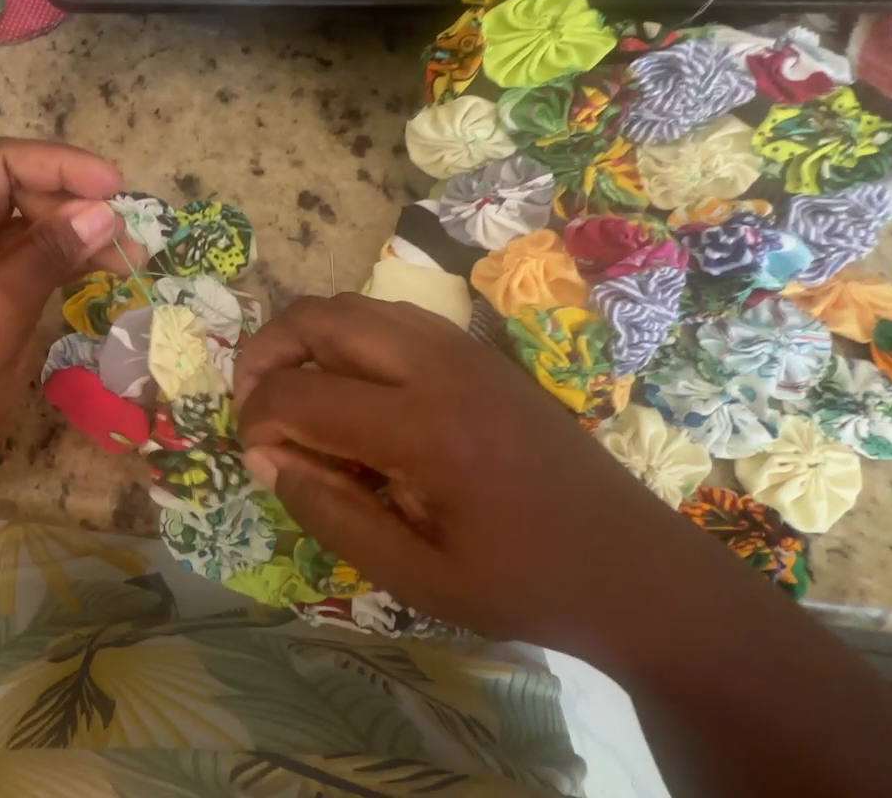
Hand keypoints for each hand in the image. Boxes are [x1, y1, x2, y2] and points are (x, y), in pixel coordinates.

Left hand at [0, 138, 124, 472]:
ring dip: (69, 233)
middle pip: (10, 189)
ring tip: (125, 254)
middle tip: (123, 231)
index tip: (115, 185)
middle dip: (69, 203)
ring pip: (19, 225)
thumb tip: (105, 212)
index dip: (60, 164)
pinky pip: (16, 259)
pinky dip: (54, 261)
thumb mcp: (0, 303)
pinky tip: (93, 269)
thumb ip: (52, 250)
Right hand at [234, 294, 747, 656]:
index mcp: (423, 431)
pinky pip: (388, 316)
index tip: (260, 458)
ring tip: (291, 389)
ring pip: (352, 306)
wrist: (639, 570)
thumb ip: (327, 513)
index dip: (256, 422)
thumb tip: (265, 458)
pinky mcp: (477, 352)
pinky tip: (348, 385)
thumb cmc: (523, 585)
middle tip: (252, 401)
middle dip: (265, 352)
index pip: (298, 395)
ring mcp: (463, 350)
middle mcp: (439, 369)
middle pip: (319, 317)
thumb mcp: (414, 577)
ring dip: (304, 337)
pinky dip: (346, 337)